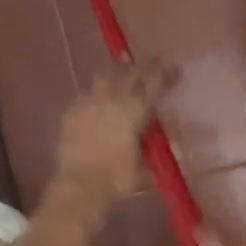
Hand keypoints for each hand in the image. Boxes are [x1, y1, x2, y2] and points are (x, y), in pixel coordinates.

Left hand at [55, 62, 171, 205]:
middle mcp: (112, 99)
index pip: (153, 84)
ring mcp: (89, 103)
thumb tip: (167, 140)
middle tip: (153, 60)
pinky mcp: (71, 112)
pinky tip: (97, 96)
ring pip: (105, 78)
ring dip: (117, 72)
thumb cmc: (117, 179)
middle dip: (143, 67)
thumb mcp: (144, 164)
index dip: (165, 74)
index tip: (174, 68)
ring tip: (123, 66)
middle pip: (129, 74)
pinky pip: (86, 95)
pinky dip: (96, 93)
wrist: (80, 185)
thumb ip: (152, 146)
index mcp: (134, 110)